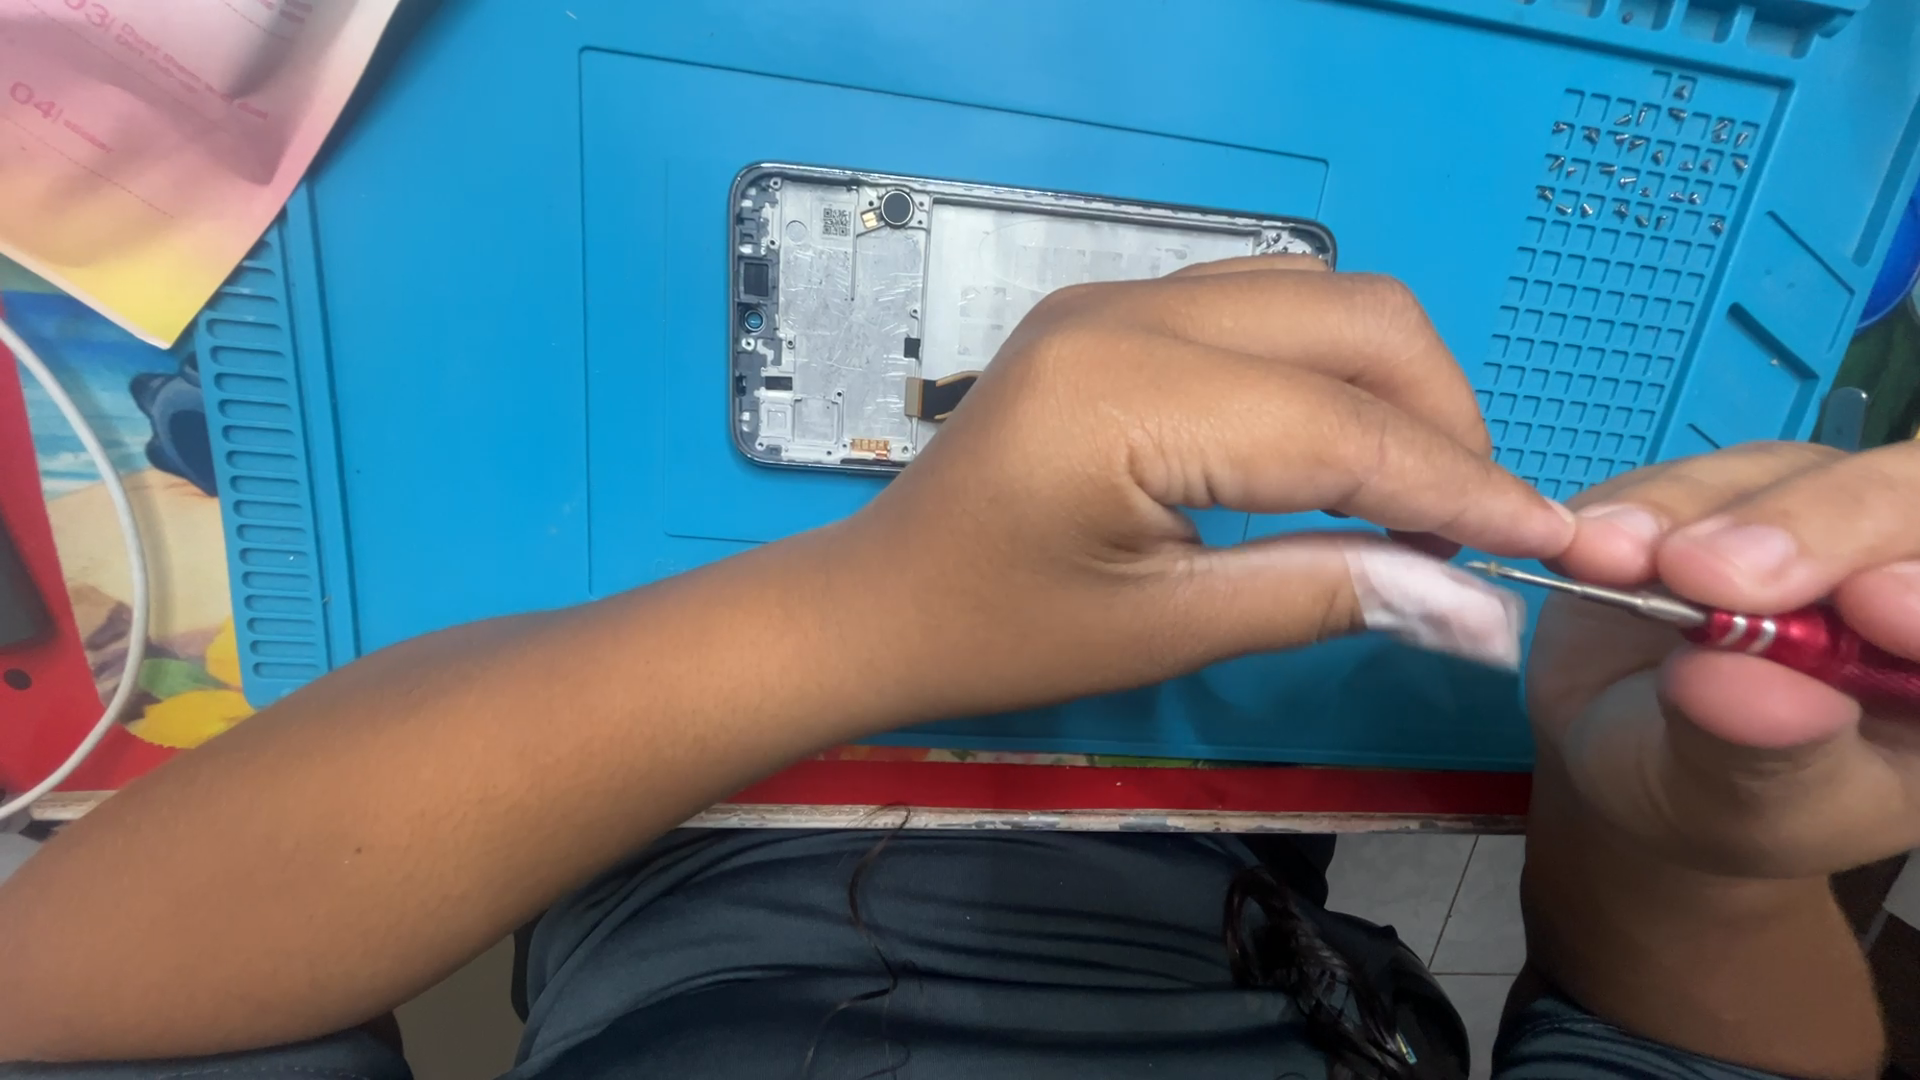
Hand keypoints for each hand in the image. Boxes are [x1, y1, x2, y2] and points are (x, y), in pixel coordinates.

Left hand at [837, 255, 1573, 722]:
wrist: (881, 602)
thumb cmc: (996, 633)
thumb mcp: (1161, 629)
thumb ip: (1322, 597)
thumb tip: (1481, 606)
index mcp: (1125, 391)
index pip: (1340, 425)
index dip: (1460, 484)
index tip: (1553, 543)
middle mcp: (1122, 310)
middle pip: (1350, 320)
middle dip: (1438, 416)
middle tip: (1468, 525)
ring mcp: (1107, 300)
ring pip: (1309, 300)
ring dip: (1385, 384)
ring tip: (1410, 490)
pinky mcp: (1103, 317)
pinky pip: (1250, 311)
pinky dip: (1315, 369)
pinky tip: (1326, 443)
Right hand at [1528, 440, 1919, 877]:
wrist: (1608, 745)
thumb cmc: (1699, 795)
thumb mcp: (1737, 804)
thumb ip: (1752, 750)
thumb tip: (1742, 686)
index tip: (1870, 612)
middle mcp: (1898, 572)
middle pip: (1912, 496)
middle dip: (1817, 524)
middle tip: (1702, 576)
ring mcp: (1800, 520)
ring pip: (1784, 473)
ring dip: (1688, 511)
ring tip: (1606, 561)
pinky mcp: (1698, 498)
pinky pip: (1674, 477)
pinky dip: (1626, 507)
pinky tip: (1587, 545)